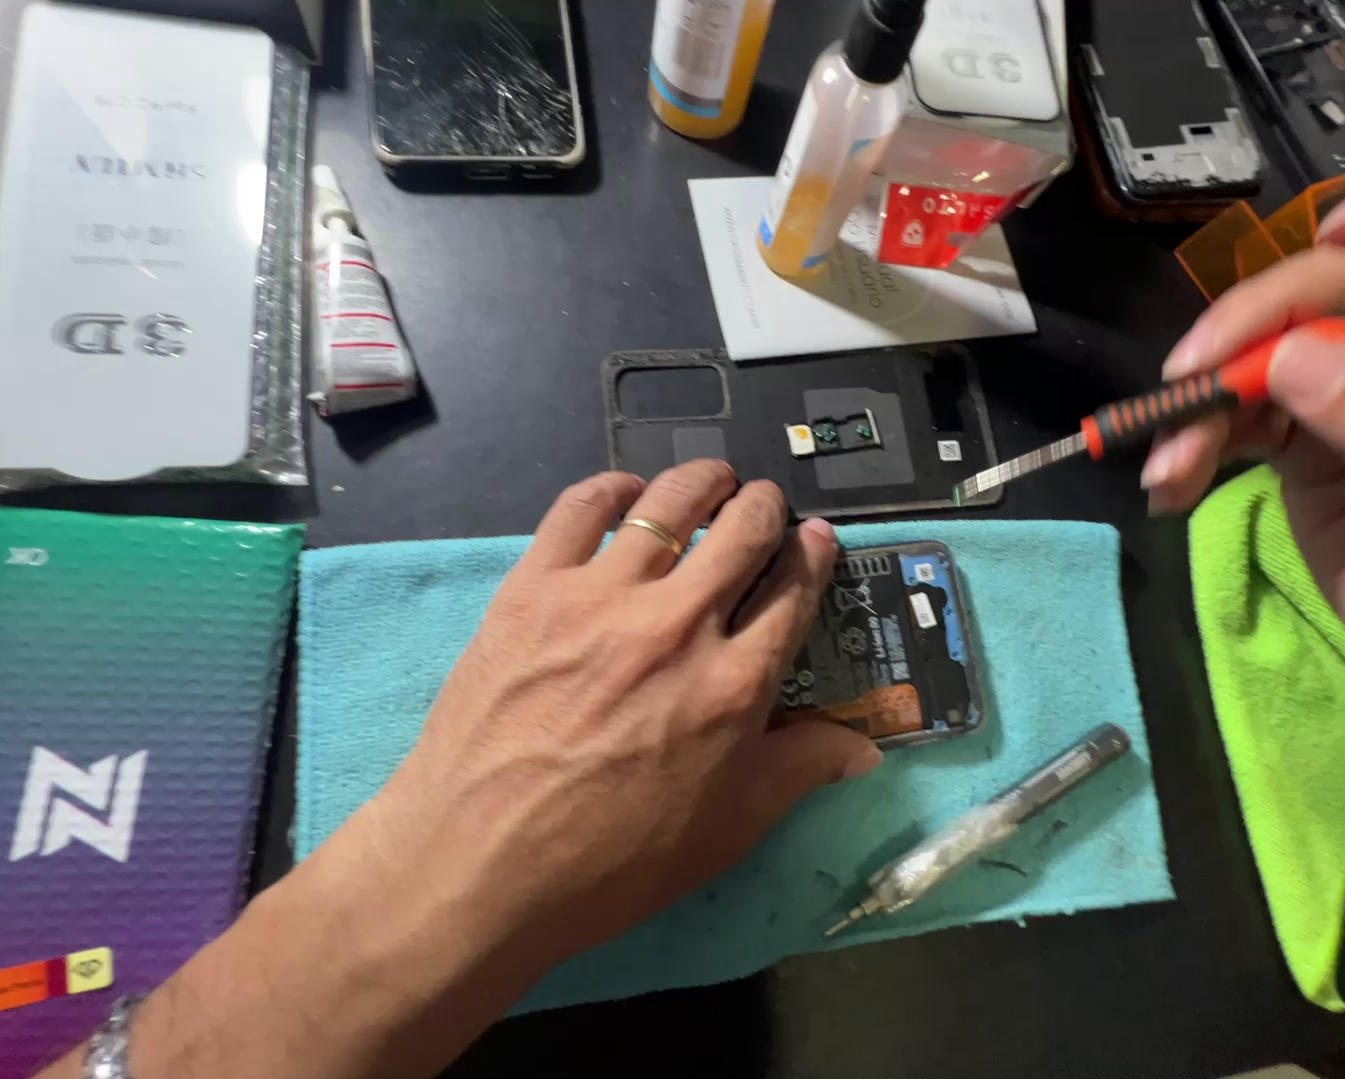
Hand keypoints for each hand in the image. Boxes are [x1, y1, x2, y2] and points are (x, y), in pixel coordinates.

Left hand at [357, 461, 880, 966]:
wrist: (480, 863)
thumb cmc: (615, 859)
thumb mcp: (729, 827)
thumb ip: (800, 770)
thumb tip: (865, 748)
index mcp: (734, 683)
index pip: (794, 590)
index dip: (813, 554)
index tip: (815, 538)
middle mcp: (678, 624)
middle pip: (742, 530)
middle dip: (765, 507)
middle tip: (763, 507)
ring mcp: (602, 598)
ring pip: (670, 504)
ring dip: (704, 481)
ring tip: (712, 482)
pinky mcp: (535, 587)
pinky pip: (581, 508)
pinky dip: (613, 488)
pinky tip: (627, 492)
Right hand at [1143, 158, 1344, 763]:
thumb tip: (1295, 358)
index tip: (1340, 232)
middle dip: (1263, 319)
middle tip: (1194, 366)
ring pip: (1276, 345)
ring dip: (1208, 393)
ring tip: (1170, 452)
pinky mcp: (1305, 433)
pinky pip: (1237, 413)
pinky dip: (1195, 444)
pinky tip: (1170, 482)